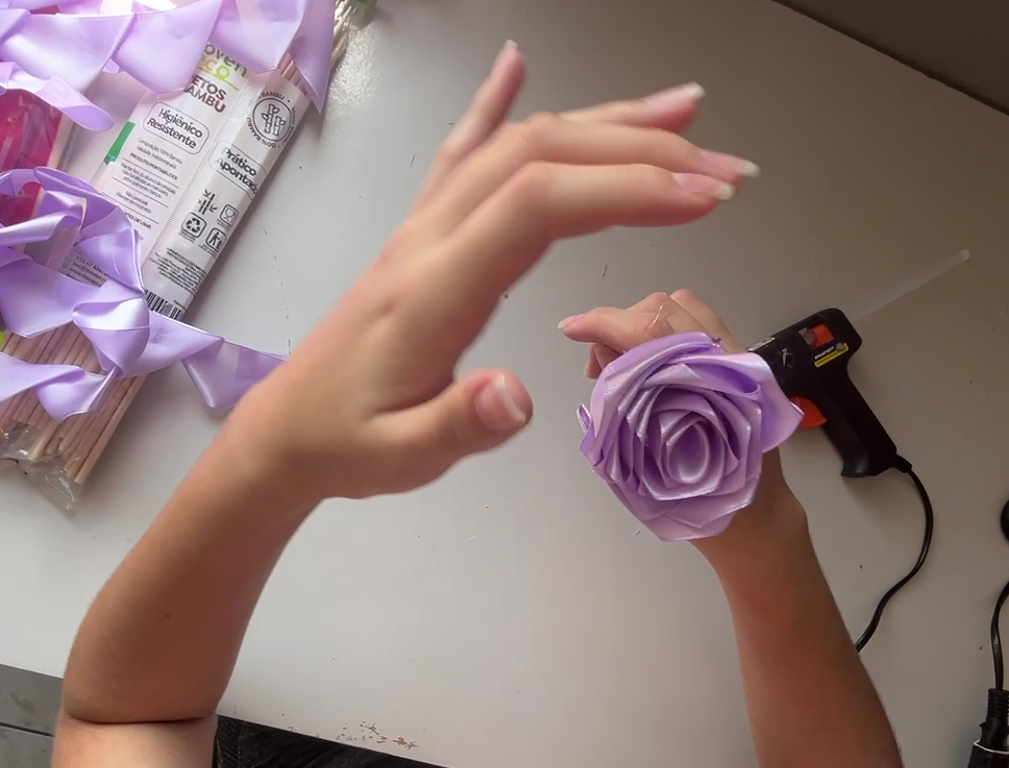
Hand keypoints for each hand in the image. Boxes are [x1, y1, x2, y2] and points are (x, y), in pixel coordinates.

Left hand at [222, 43, 756, 501]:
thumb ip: (459, 426)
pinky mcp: (418, 238)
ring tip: (681, 117)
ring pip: (513, 146)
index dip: (622, 190)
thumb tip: (519, 395)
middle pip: (537, 157)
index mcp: (432, 290)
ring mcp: (421, 231)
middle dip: (639, 153)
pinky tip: (518, 69)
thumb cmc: (346, 444)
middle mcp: (429, 240)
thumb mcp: (400, 456)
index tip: (702, 198)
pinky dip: (496, 107)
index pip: (536, 207)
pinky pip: (459, 156)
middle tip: (722, 171)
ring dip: (600, 125)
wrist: (287, 431)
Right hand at [558, 289, 805, 564]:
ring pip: (680, 309)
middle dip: (618, 325)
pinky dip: (658, 334)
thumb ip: (625, 411)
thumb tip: (603, 361)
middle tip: (596, 369)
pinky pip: (692, 325)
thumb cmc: (703, 503)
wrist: (757, 517)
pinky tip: (644, 368)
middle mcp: (729, 362)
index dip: (605, 323)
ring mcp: (737, 357)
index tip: (570, 329)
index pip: (652, 331)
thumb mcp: (649, 467)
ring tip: (620, 365)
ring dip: (639, 326)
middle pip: (664, 309)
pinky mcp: (735, 361)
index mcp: (712, 387)